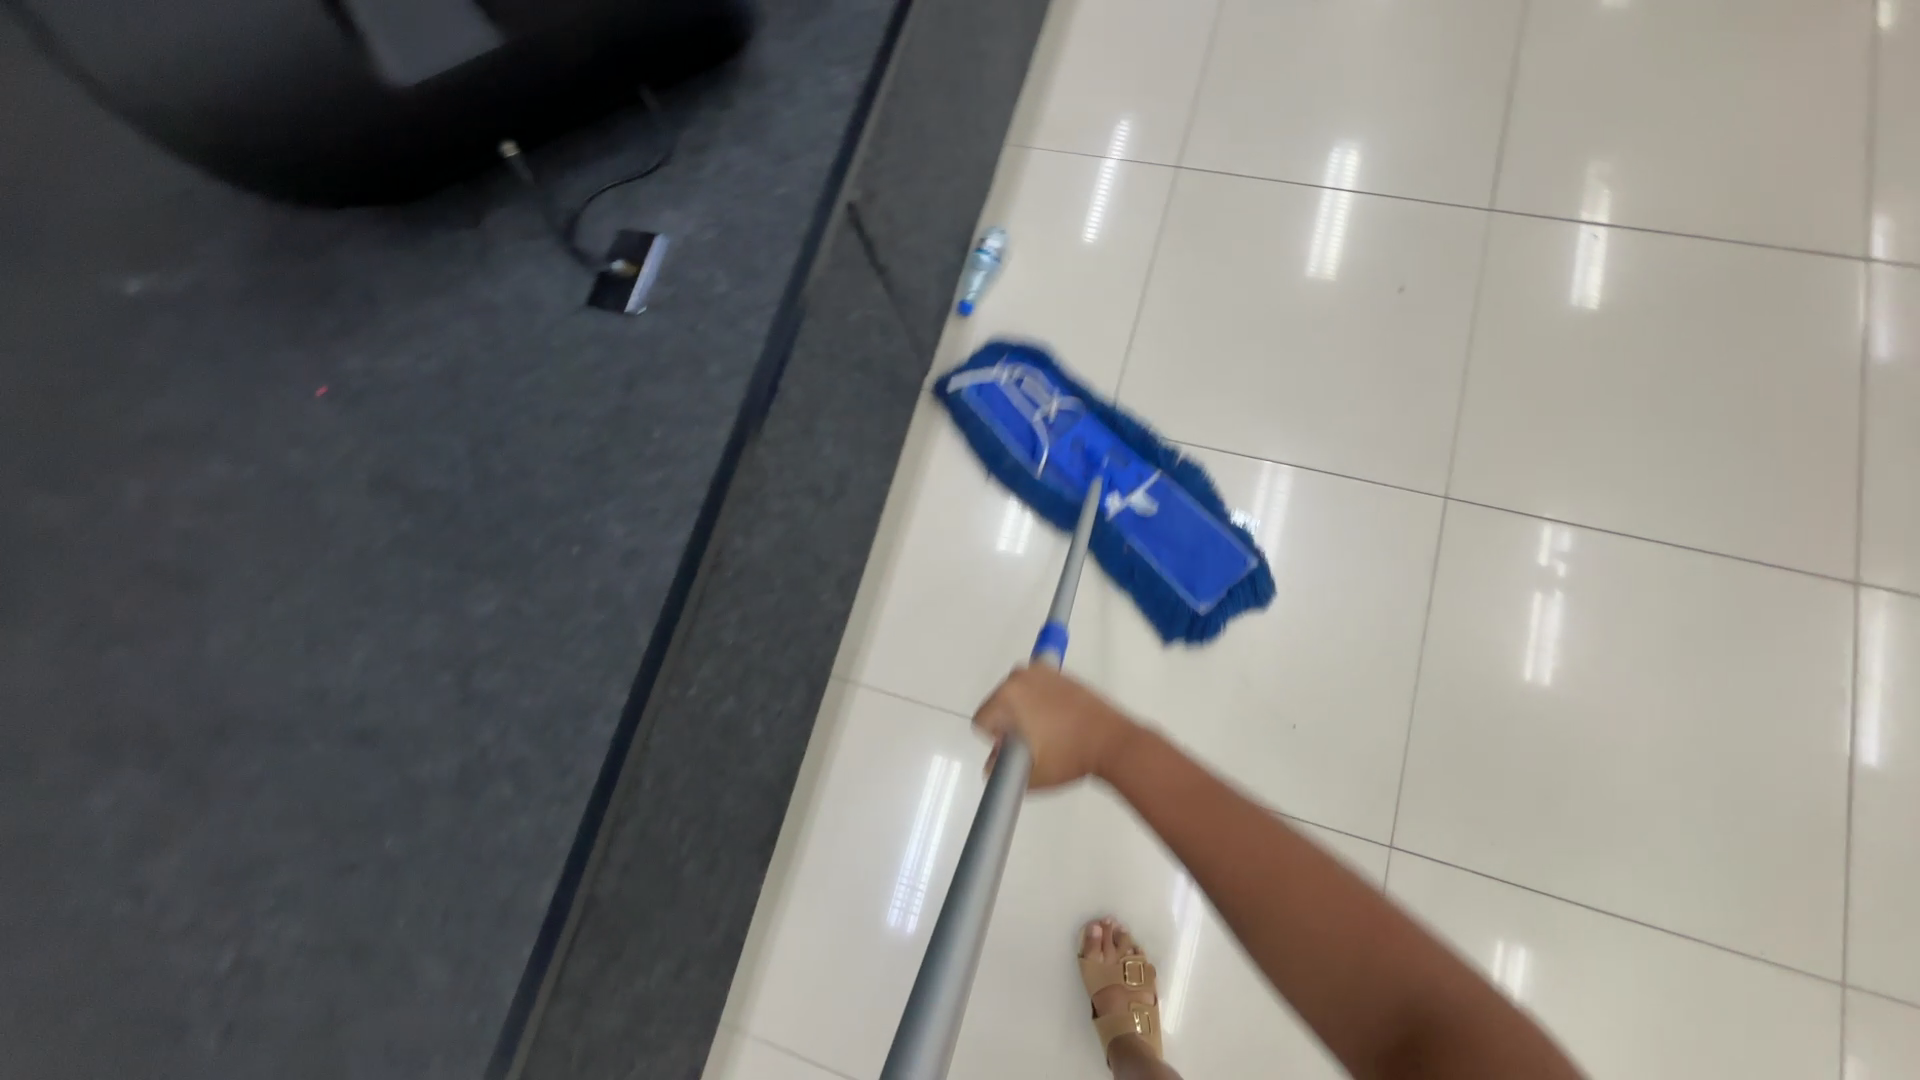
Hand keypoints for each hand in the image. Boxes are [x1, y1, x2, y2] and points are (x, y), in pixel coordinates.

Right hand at [972, 666, 1138, 789]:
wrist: (1112, 741)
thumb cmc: (1069, 757)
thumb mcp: (1030, 776)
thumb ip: (1001, 772)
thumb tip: (993, 764)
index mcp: (1008, 696)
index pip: (982, 721)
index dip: (996, 741)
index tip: (1018, 749)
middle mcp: (1021, 676)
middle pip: (998, 704)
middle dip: (1009, 723)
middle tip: (1034, 742)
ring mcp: (1042, 671)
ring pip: (1016, 695)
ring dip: (1023, 711)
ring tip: (1048, 732)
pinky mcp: (1059, 673)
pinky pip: (1036, 688)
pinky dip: (1040, 702)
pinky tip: (1058, 720)